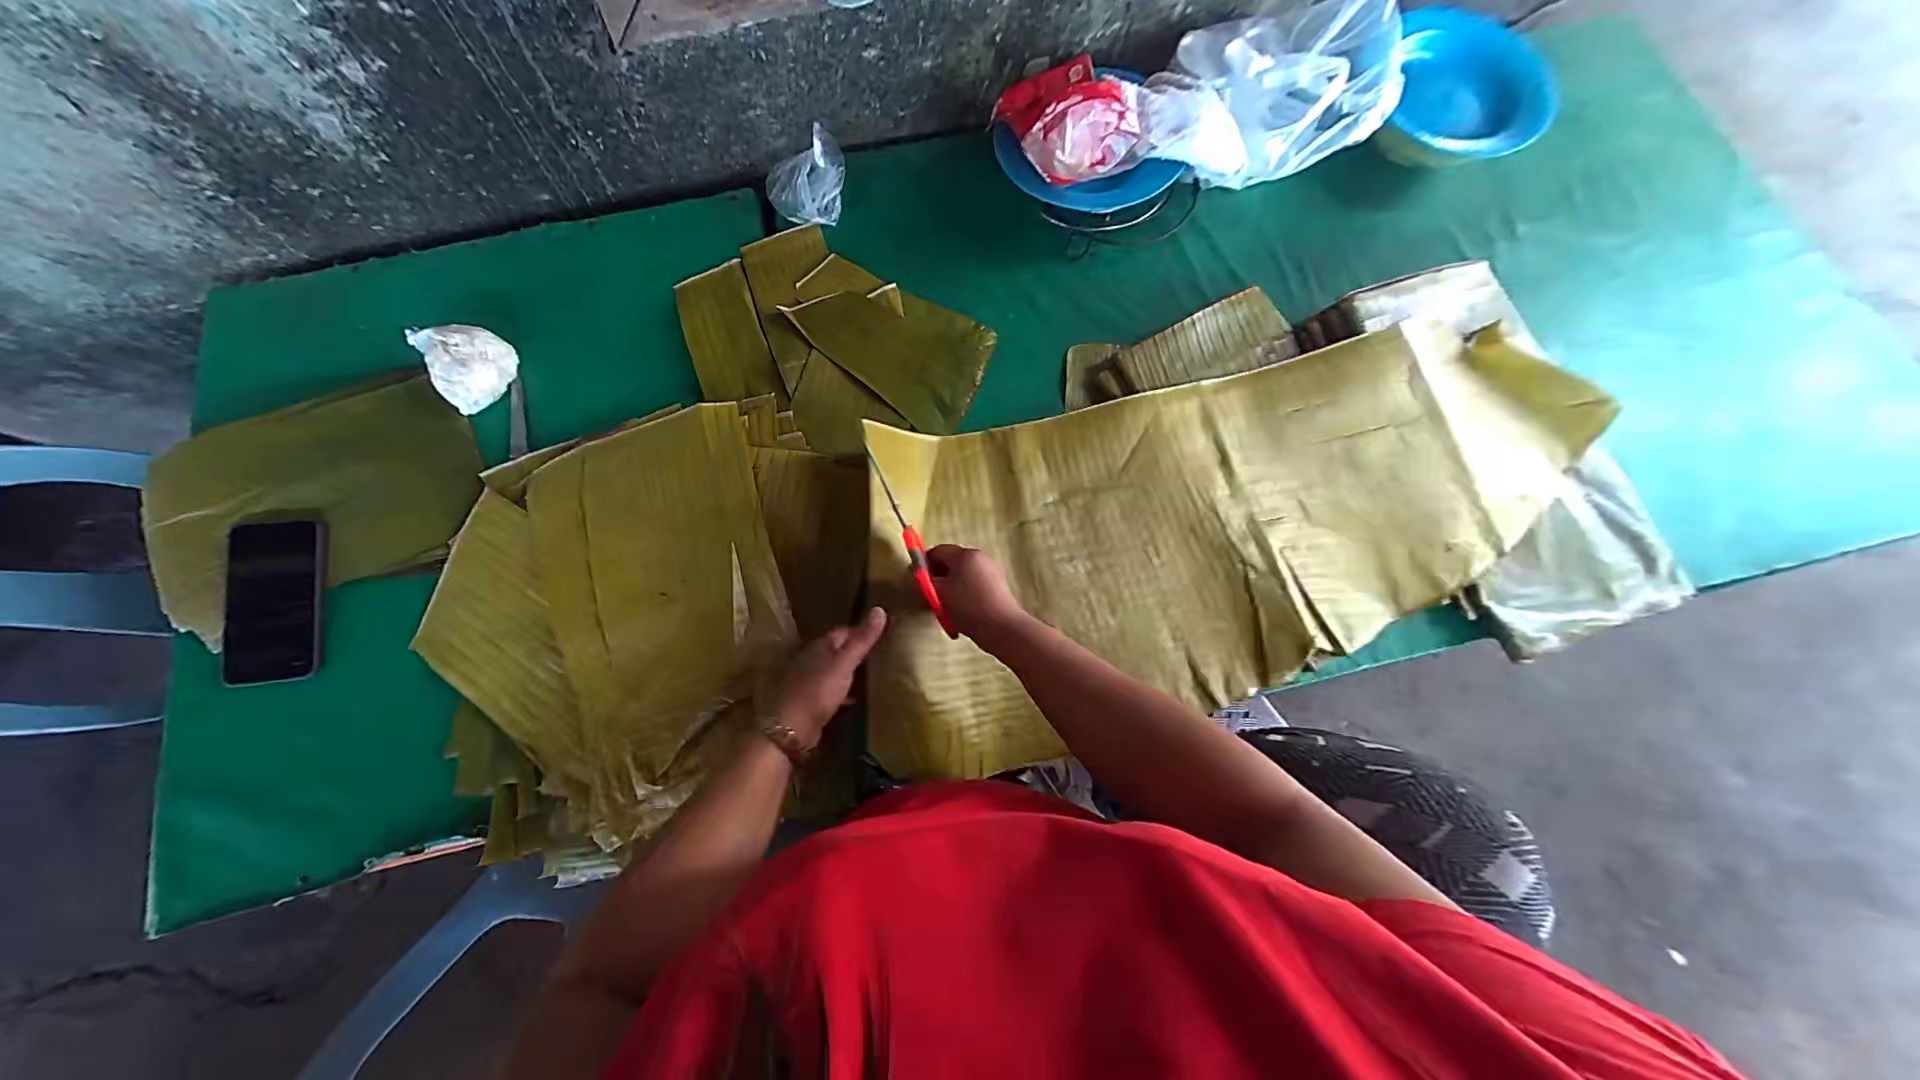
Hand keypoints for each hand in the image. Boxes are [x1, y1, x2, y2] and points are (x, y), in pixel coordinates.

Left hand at [760, 608, 887, 744]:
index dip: (862, 631)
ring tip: (873, 676)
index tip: (882, 634)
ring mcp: (808, 681)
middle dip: (856, 651)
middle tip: (881, 654)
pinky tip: (854, 699)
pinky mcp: (809, 702)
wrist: (789, 729)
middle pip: (837, 650)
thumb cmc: (817, 692)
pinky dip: (843, 691)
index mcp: (820, 646)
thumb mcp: (844, 665)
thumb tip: (879, 609)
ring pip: (834, 671)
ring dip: (850, 672)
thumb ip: (862, 641)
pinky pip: (831, 691)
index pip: (844, 631)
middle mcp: (811, 660)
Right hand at [924, 545, 1027, 644]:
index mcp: (965, 554)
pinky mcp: (999, 586)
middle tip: (930, 596)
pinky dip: (965, 596)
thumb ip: (923, 581)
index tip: (916, 580)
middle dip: (938, 578)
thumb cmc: (967, 606)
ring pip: (963, 576)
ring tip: (946, 610)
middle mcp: (980, 557)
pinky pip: (974, 586)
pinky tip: (961, 614)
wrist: (1001, 628)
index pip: (937, 551)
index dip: (923, 564)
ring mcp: (992, 571)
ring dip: (951, 589)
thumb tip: (916, 574)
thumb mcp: (938, 594)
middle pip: (951, 563)